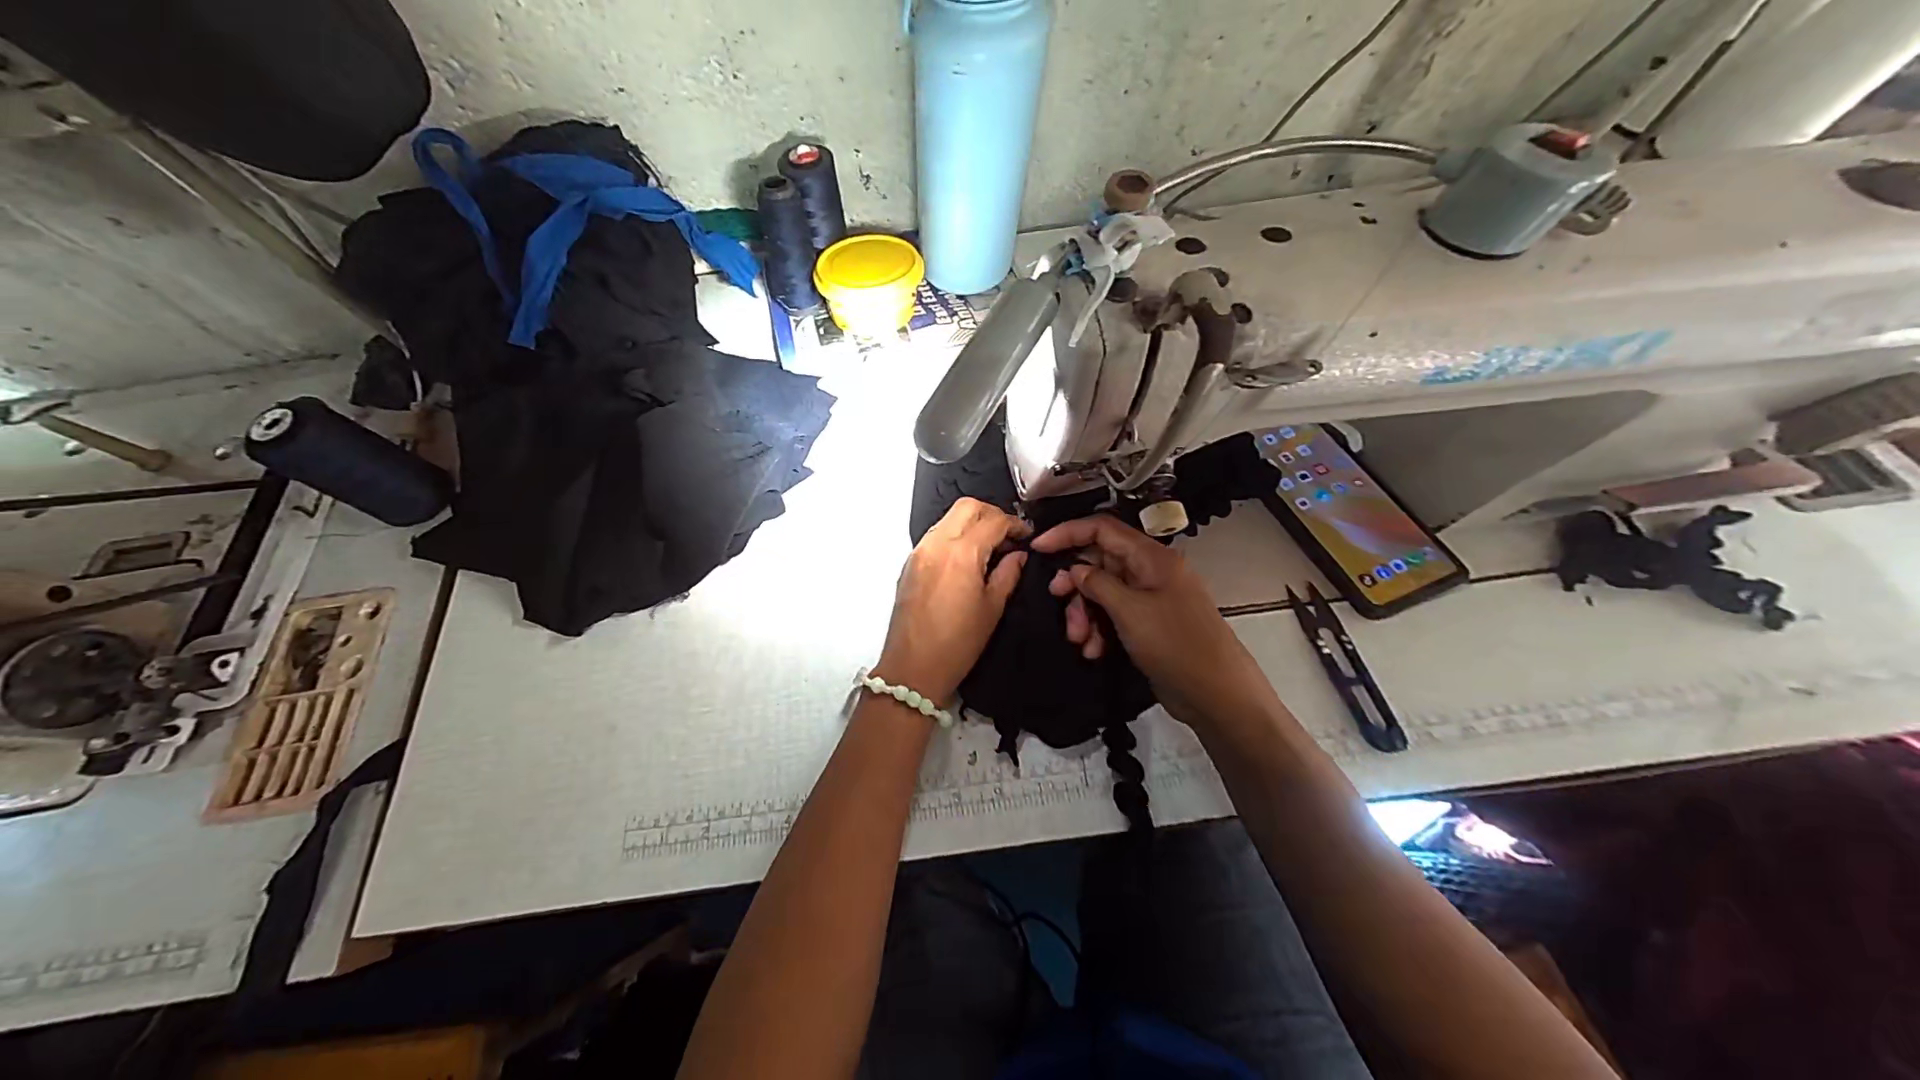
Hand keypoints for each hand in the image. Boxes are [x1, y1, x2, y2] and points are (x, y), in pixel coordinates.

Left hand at [874, 499, 1029, 704]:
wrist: (913, 669)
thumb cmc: (955, 645)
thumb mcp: (992, 609)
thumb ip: (1008, 575)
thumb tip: (1018, 556)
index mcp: (961, 553)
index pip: (993, 521)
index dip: (1014, 524)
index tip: (1026, 535)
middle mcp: (936, 545)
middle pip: (967, 507)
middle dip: (991, 514)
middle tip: (1008, 534)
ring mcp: (919, 553)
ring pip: (948, 518)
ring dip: (971, 523)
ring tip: (990, 547)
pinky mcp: (909, 564)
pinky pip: (935, 535)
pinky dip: (954, 536)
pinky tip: (968, 558)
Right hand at [1031, 515, 1269, 727]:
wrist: (1216, 693)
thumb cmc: (1175, 645)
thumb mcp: (1129, 611)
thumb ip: (1097, 584)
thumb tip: (1076, 570)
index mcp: (1151, 557)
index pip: (1102, 529)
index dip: (1068, 533)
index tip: (1038, 548)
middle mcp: (1150, 572)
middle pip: (1100, 563)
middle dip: (1076, 584)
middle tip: (1057, 599)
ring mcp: (1150, 599)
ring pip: (1103, 593)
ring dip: (1084, 613)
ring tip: (1079, 639)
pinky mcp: (1148, 625)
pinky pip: (1113, 616)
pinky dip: (1099, 629)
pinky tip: (1094, 650)